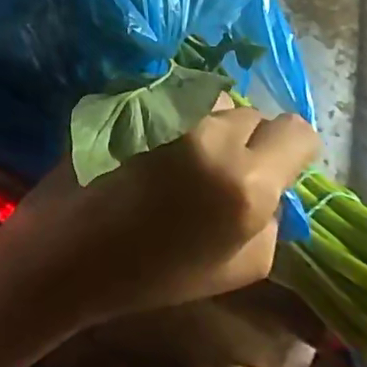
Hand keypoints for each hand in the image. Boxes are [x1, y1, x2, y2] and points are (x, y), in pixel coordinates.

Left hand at [1, 107, 318, 325]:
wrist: (70, 248)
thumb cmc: (153, 273)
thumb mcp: (241, 267)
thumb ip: (273, 218)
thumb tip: (276, 184)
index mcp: (245, 184)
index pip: (296, 131)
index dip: (289, 150)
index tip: (271, 165)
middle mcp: (212, 133)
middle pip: (253, 114)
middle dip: (243, 139)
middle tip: (213, 169)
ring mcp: (170, 108)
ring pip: (213, 97)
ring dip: (208, 120)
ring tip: (177, 152)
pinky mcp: (136, 95)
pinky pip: (176, 93)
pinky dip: (174, 111)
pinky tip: (151, 140)